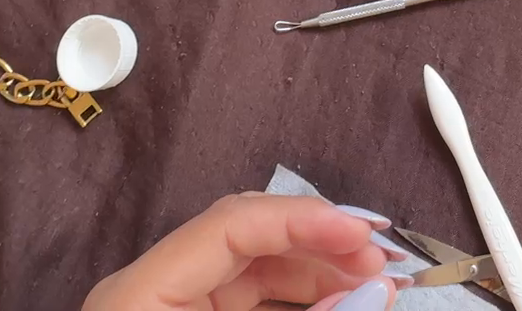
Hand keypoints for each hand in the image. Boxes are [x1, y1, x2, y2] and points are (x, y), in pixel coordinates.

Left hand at [83, 194, 403, 310]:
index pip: (232, 223)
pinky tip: (340, 305)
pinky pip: (253, 302)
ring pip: (256, 269)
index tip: (362, 234)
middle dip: (318, 244)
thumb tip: (378, 292)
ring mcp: (175, 310)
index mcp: (142, 293)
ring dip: (317, 274)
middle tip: (379, 261)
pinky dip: (299, 303)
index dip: (302, 219)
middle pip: (249, 238)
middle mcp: (157, 287)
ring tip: (373, 284)